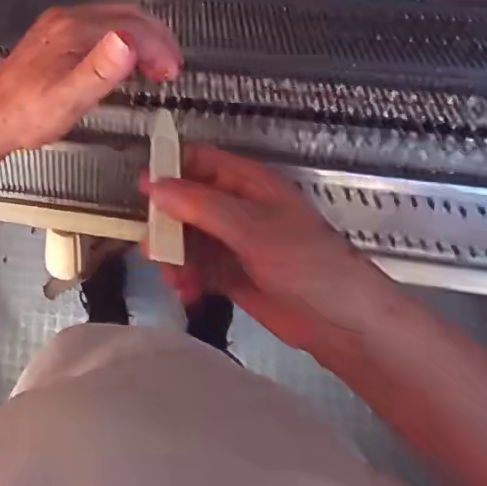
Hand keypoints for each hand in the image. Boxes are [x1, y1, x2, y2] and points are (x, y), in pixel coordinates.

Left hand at [0, 4, 181, 165]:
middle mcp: (64, 22)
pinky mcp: (53, 42)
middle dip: (154, 39)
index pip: (131, 26)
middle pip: (124, 16)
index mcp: (72, 30)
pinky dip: (119, 43)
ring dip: (139, 40)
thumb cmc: (23, 116)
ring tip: (154, 66)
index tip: (171, 69)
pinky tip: (121, 64)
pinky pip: (96, 30)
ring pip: (112, 21)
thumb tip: (129, 42)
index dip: (158, 47)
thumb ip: (101, 70)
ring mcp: (57, 29)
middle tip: (169, 66)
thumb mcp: (68, 99)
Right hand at [143, 145, 391, 355]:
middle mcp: (239, 208)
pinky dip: (187, 279)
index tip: (143, 188)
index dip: (171, 169)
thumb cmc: (306, 262)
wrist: (342, 323)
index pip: (202, 162)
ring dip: (175, 258)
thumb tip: (154, 185)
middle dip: (167, 224)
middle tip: (153, 247)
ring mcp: (235, 243)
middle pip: (187, 204)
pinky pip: (197, 269)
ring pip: (188, 240)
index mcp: (250, 184)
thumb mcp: (252, 227)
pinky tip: (187, 293)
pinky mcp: (233, 275)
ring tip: (175, 279)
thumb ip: (201, 206)